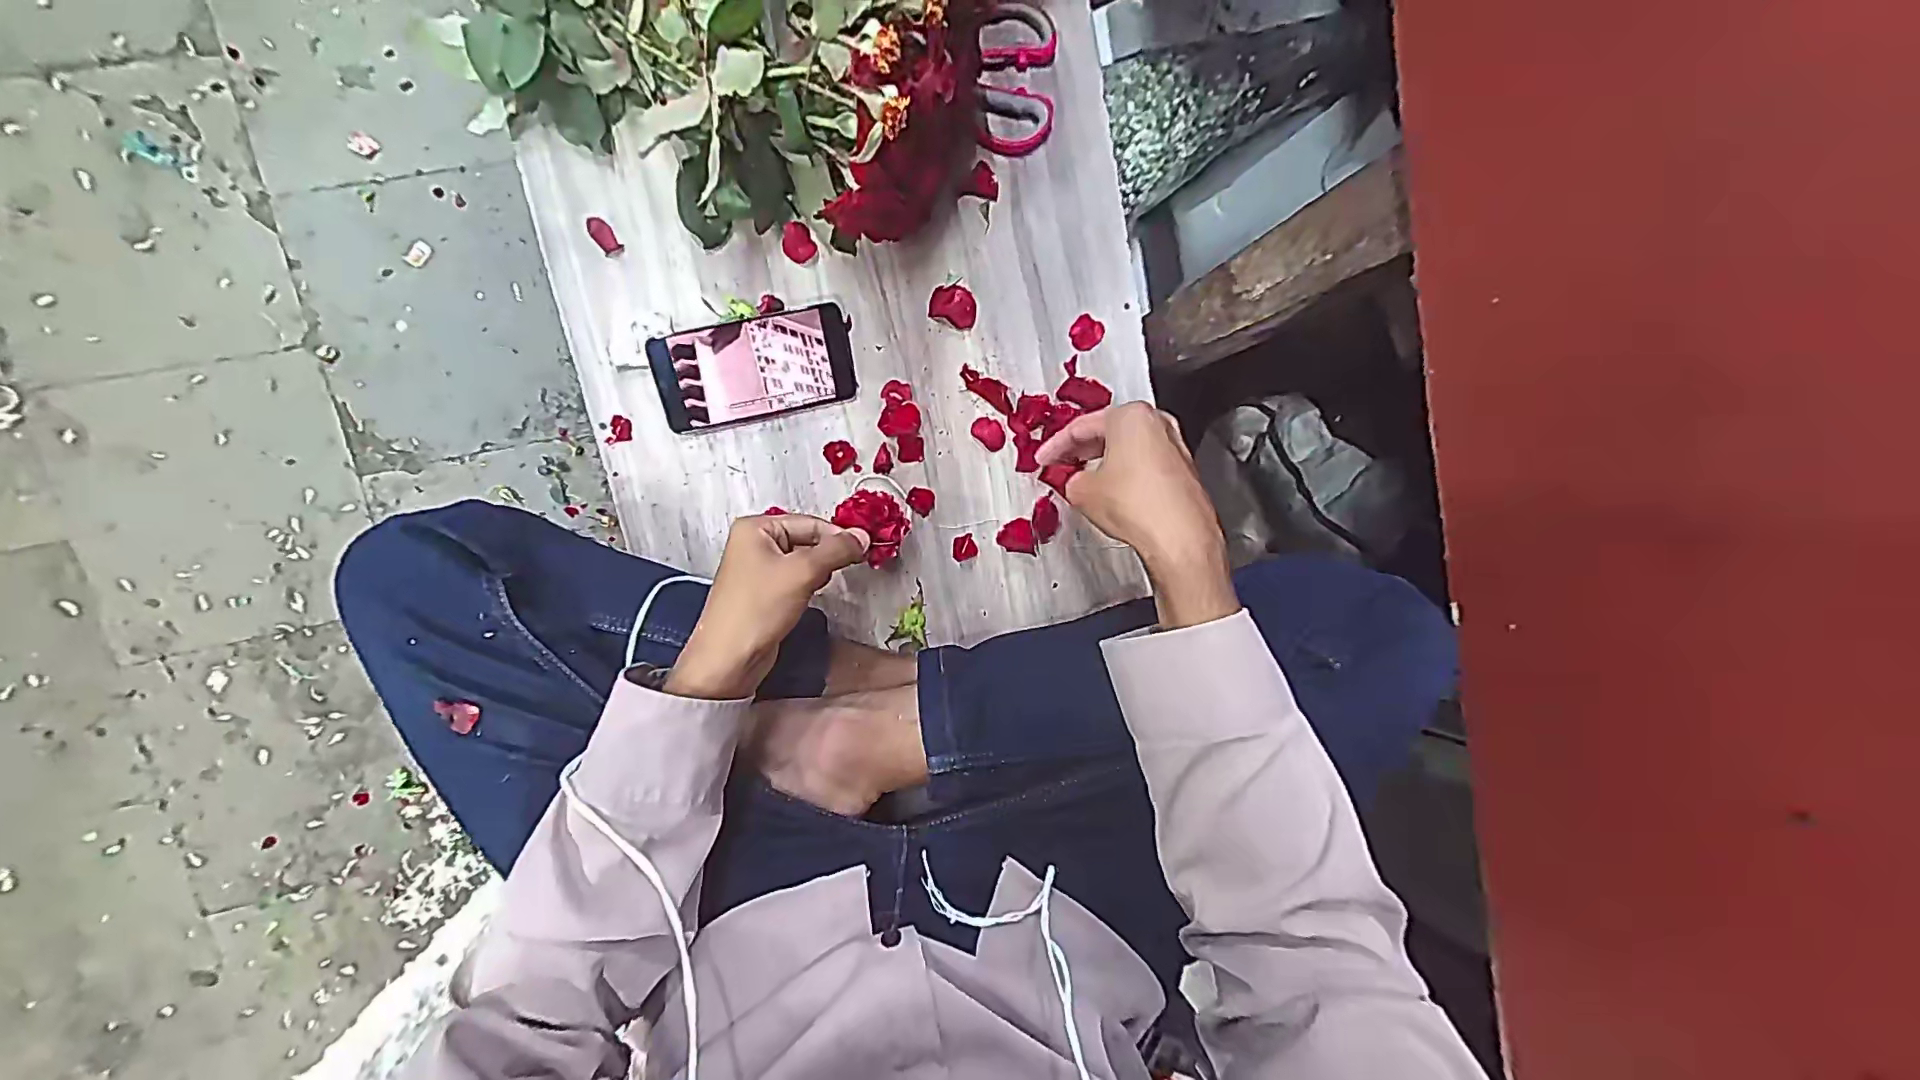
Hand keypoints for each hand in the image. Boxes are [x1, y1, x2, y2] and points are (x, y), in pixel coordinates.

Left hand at [666, 514, 870, 699]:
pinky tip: (815, 592)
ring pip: (805, 559)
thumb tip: (861, 537)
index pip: (810, 522)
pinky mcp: (766, 590)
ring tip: (828, 580)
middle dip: (829, 553)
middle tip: (852, 563)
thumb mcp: (803, 572)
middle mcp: (755, 543)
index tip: (863, 547)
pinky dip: (811, 582)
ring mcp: (759, 568)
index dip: (838, 535)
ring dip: (821, 569)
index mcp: (755, 528)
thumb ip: (836, 550)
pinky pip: (797, 577)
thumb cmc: (756, 610)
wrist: (731, 659)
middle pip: (808, 538)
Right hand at [1036, 403, 1238, 628]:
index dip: (1055, 445)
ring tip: (1082, 480)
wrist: (1179, 537)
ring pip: (1127, 447)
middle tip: (1060, 464)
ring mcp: (1173, 446)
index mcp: (1131, 416)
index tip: (1044, 457)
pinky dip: (1123, 473)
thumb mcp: (1081, 491)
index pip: (1080, 426)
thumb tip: (1073, 481)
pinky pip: (1143, 464)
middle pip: (1107, 431)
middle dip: (1080, 450)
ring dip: (1102, 461)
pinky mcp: (1181, 470)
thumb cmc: (1140, 506)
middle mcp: (1157, 424)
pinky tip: (1111, 491)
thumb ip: (1069, 479)